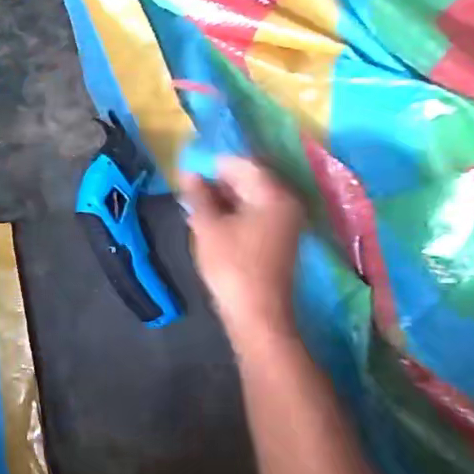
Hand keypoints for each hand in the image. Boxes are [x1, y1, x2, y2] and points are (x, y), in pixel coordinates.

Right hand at [179, 158, 304, 333]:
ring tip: (195, 201)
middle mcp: (286, 202)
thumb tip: (189, 173)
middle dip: (218, 179)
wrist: (256, 312)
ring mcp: (285, 220)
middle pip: (250, 178)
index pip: (242, 163)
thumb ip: (198, 195)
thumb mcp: (207, 226)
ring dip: (224, 195)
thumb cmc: (231, 265)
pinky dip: (234, 209)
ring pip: (251, 196)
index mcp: (273, 195)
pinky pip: (255, 211)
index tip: (187, 165)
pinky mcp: (279, 236)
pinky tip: (212, 217)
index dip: (213, 161)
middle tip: (188, 184)